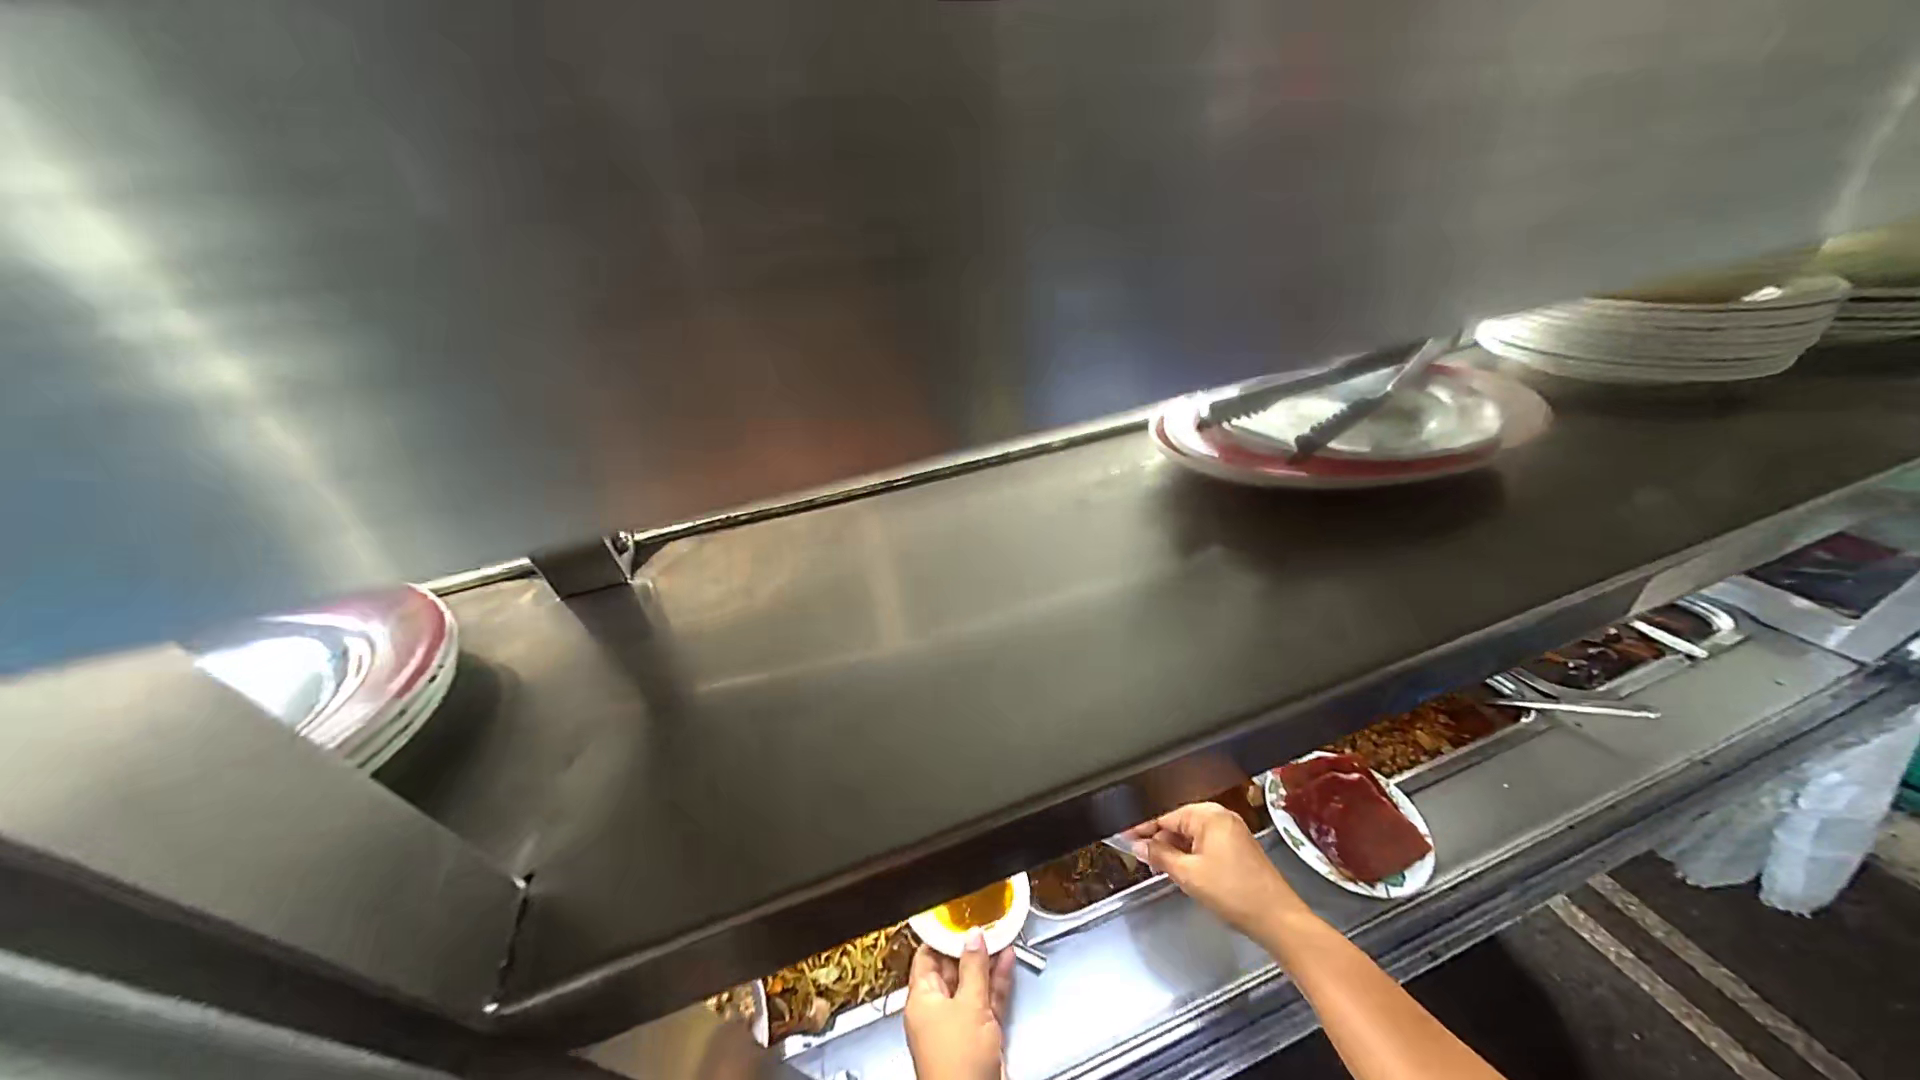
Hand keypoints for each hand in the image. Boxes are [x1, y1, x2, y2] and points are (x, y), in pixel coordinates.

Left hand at [903, 930, 1014, 1079]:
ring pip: (972, 985)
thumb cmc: (957, 1065)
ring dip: (987, 963)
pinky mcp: (978, 1039)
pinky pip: (987, 1002)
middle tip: (984, 924)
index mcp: (921, 1001)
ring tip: (1000, 936)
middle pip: (951, 969)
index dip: (942, 936)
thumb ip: (973, 966)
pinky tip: (1007, 962)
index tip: (957, 918)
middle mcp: (936, 1012)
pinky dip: (997, 983)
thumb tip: (973, 937)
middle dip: (968, 947)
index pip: (926, 957)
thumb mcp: (968, 1004)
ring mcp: (958, 1026)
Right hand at [1127, 800, 1307, 939]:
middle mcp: (1221, 817)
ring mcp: (1231, 832)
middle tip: (1142, 858)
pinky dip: (1191, 856)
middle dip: (1160, 840)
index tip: (1125, 837)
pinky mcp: (1237, 847)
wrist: (1278, 920)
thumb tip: (1139, 845)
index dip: (1143, 828)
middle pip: (1178, 823)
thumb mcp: (1187, 874)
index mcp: (1209, 814)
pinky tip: (1184, 872)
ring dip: (1175, 850)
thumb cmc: (1237, 894)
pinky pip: (1205, 844)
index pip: (1164, 815)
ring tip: (1162, 869)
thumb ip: (1159, 855)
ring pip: (1191, 835)